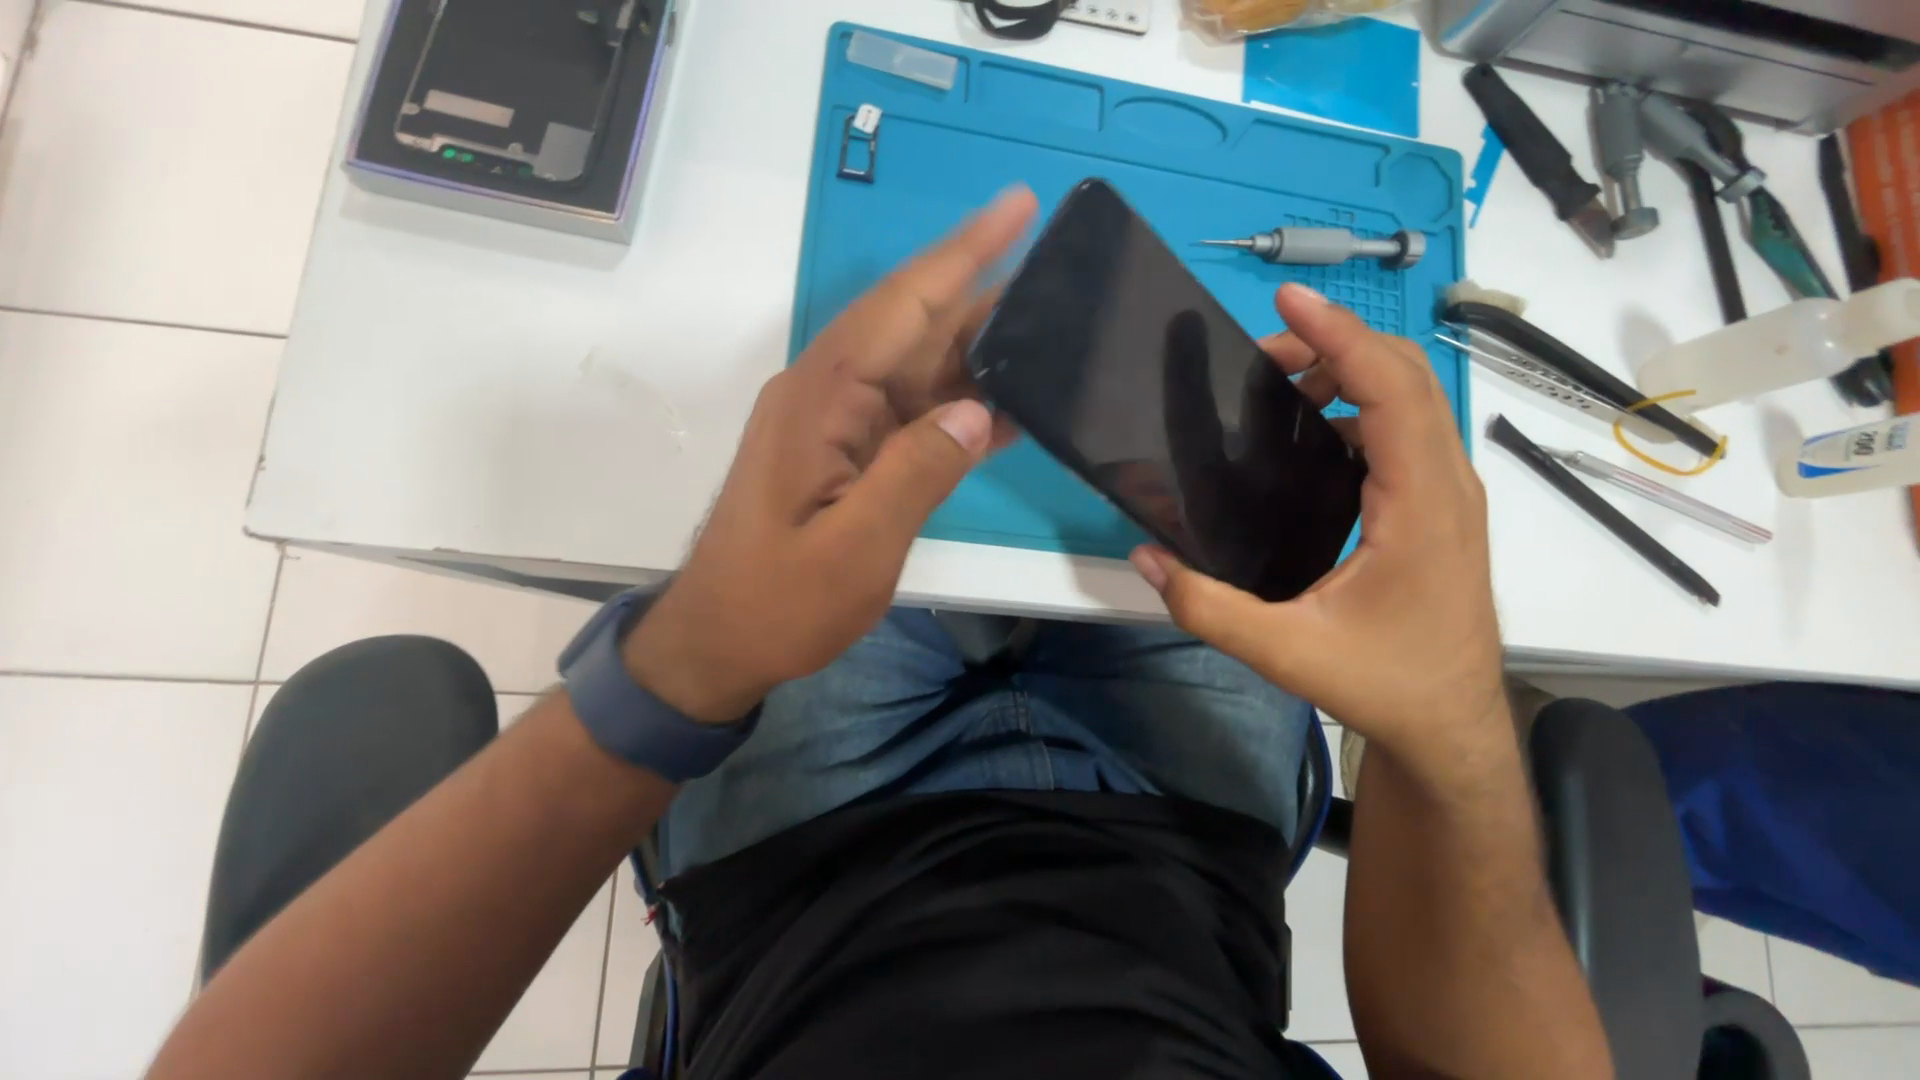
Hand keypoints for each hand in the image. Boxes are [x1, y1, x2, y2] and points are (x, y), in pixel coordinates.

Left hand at [622, 189, 1037, 724]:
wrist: (719, 644)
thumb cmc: (779, 603)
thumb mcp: (855, 548)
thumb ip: (917, 473)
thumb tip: (979, 410)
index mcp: (822, 400)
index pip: (902, 308)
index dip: (962, 256)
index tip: (1016, 206)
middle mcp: (826, 395)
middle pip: (912, 326)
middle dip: (980, 290)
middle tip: (1056, 264)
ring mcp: (835, 425)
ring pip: (916, 368)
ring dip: (978, 349)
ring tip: (1050, 329)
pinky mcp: (844, 455)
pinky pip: (910, 413)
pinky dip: (958, 406)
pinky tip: (1009, 406)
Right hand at [1130, 284, 1507, 768]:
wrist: (1452, 725)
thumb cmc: (1383, 684)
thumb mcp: (1286, 652)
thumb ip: (1208, 608)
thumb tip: (1145, 559)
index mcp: (1421, 506)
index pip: (1390, 389)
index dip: (1338, 335)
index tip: (1286, 298)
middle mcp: (1447, 485)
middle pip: (1406, 376)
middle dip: (1336, 343)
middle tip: (1262, 350)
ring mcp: (1450, 494)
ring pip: (1412, 398)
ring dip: (1351, 370)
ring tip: (1280, 381)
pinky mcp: (1440, 507)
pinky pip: (1407, 428)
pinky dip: (1362, 403)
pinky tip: (1314, 429)